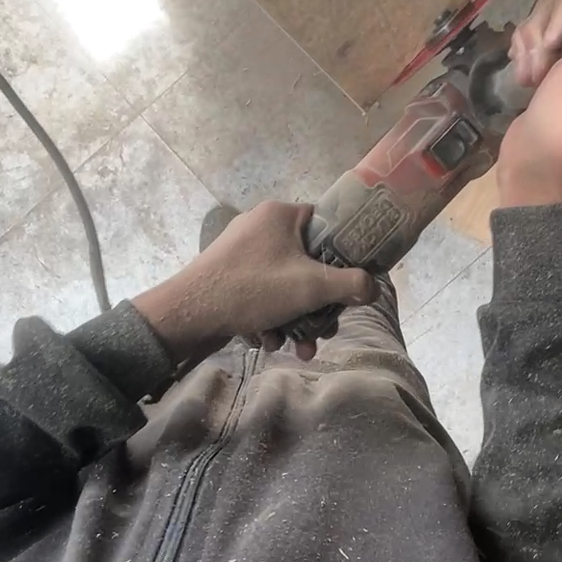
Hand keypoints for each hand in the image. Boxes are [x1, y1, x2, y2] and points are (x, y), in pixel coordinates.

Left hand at [132, 201, 375, 363]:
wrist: (188, 315)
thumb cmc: (253, 289)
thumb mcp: (311, 287)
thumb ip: (350, 285)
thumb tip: (373, 289)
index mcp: (280, 215)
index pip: (326, 225)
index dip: (344, 255)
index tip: (350, 284)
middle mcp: (260, 226)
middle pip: (308, 263)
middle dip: (318, 304)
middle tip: (326, 329)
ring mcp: (241, 251)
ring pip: (285, 284)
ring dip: (296, 319)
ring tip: (298, 347)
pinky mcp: (227, 275)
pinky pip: (262, 293)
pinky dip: (270, 318)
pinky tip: (268, 341)